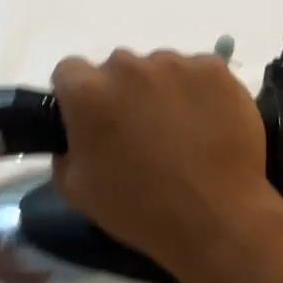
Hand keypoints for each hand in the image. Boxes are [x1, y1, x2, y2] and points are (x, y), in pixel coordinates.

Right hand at [50, 49, 282, 277]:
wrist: (217, 218)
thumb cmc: (141, 209)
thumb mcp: (77, 192)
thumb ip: (65, 153)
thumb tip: (75, 139)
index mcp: (88, 93)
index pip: (69, 72)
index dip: (77, 97)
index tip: (91, 122)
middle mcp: (128, 67)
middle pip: (117, 69)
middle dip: (121, 94)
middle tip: (138, 132)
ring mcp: (176, 64)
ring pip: (159, 69)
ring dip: (161, 91)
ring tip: (180, 132)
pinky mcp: (216, 70)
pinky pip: (197, 74)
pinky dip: (198, 93)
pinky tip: (208, 125)